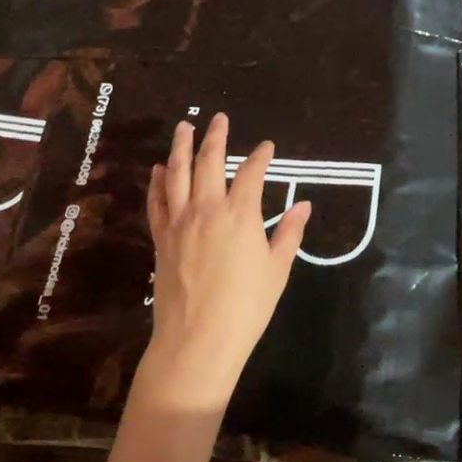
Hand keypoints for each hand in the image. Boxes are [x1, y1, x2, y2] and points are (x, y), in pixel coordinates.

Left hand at [140, 113, 310, 408]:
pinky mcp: (161, 239)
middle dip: (215, 137)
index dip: (261, 156)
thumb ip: (289, 234)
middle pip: (209, 162)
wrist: (197, 342)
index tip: (267, 146)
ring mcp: (180, 222)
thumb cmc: (246, 308)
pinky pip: (157, 202)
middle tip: (219, 118)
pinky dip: (158, 182)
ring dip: (181, 147)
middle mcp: (207, 209)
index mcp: (241, 214)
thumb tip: (304, 205)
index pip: (251, 172)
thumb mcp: (277, 270)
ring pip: (177, 174)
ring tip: (184, 127)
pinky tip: (159, 169)